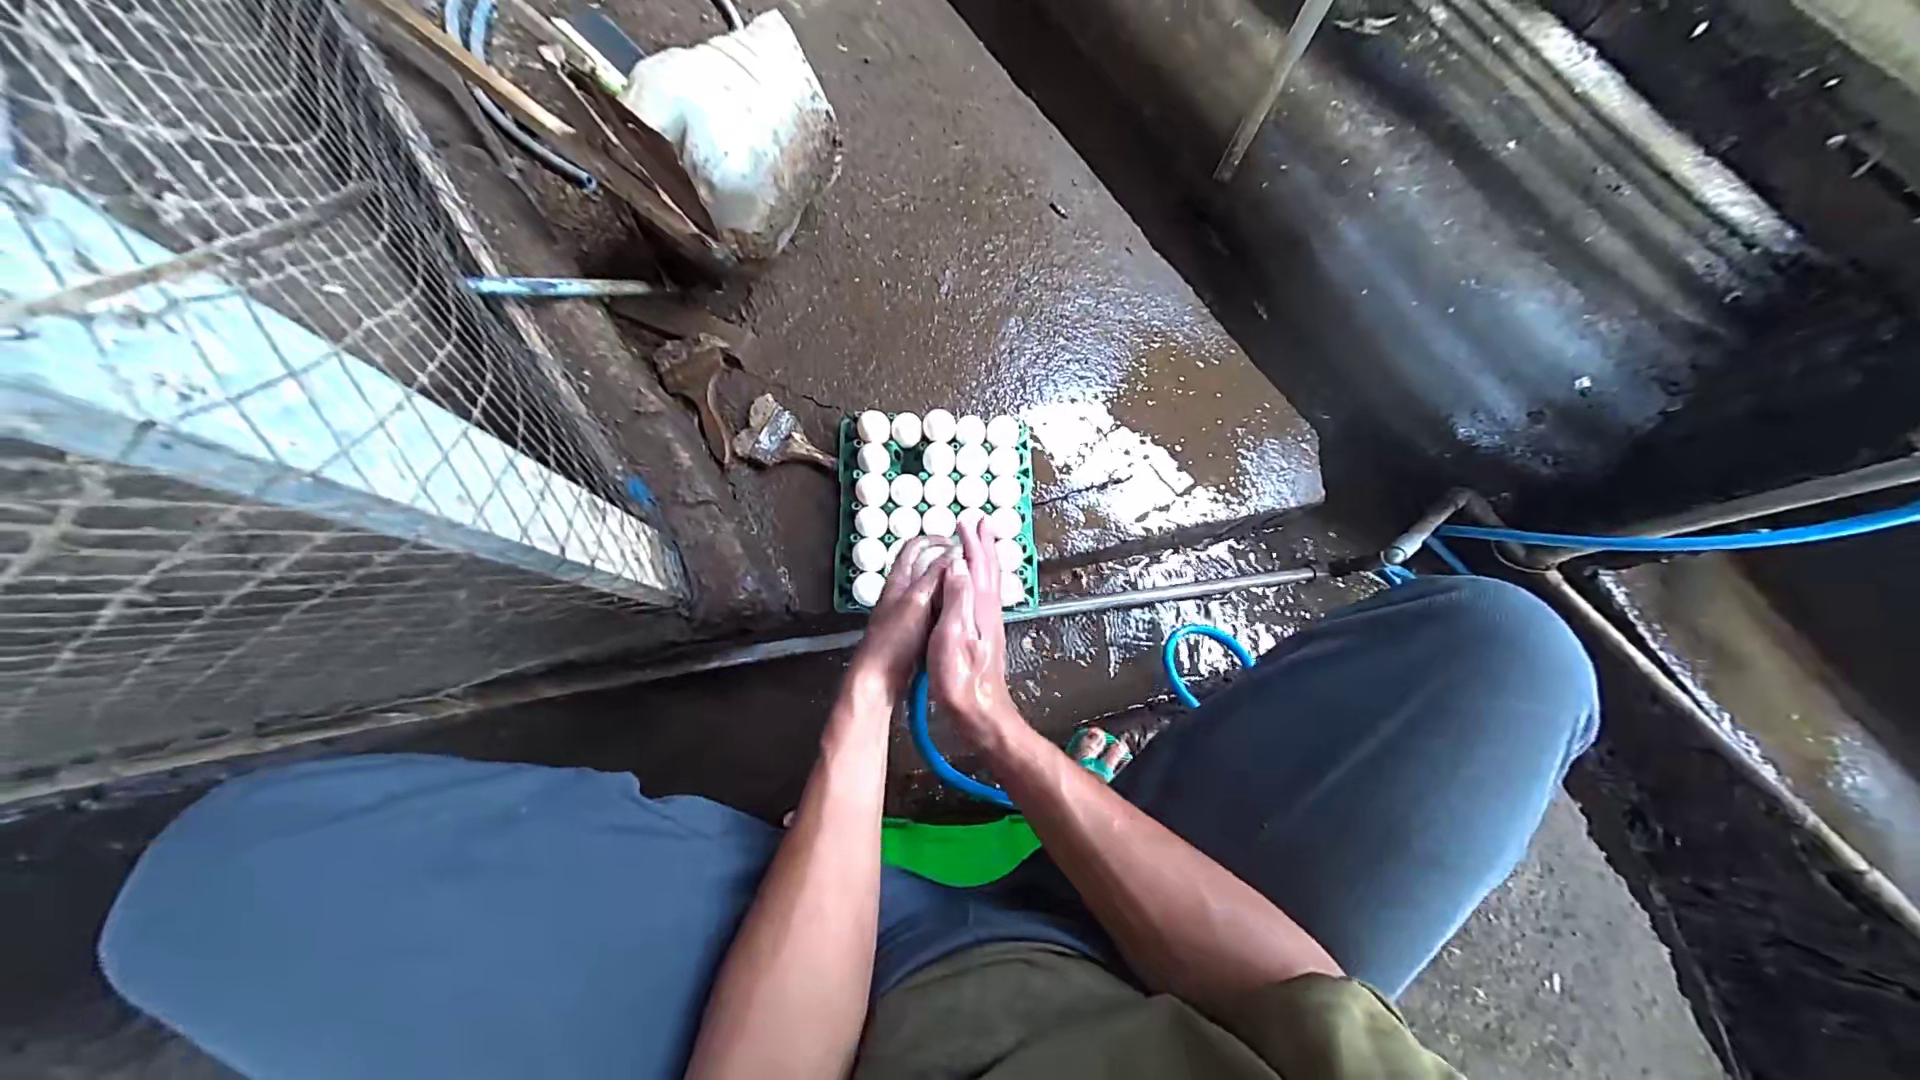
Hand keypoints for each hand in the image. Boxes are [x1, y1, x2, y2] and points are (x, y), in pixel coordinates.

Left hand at [847, 536, 951, 699]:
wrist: (880, 679)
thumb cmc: (892, 642)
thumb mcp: (916, 602)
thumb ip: (934, 577)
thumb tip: (952, 555)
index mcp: (898, 581)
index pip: (914, 548)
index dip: (933, 540)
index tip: (954, 542)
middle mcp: (902, 594)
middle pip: (925, 568)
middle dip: (946, 563)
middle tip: (967, 565)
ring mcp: (908, 614)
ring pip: (932, 591)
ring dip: (948, 586)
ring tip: (968, 587)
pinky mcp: (915, 632)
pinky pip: (935, 613)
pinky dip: (947, 608)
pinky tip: (959, 613)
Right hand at [926, 516, 1023, 751]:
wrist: (980, 713)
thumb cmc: (961, 681)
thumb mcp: (951, 636)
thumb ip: (956, 599)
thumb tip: (958, 565)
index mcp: (980, 608)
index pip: (977, 566)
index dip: (972, 543)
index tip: (967, 522)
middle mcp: (989, 611)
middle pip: (989, 570)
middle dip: (984, 544)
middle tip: (981, 523)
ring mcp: (989, 623)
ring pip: (989, 581)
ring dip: (984, 558)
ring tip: (981, 544)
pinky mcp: (985, 635)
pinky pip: (985, 595)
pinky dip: (982, 579)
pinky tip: (977, 583)